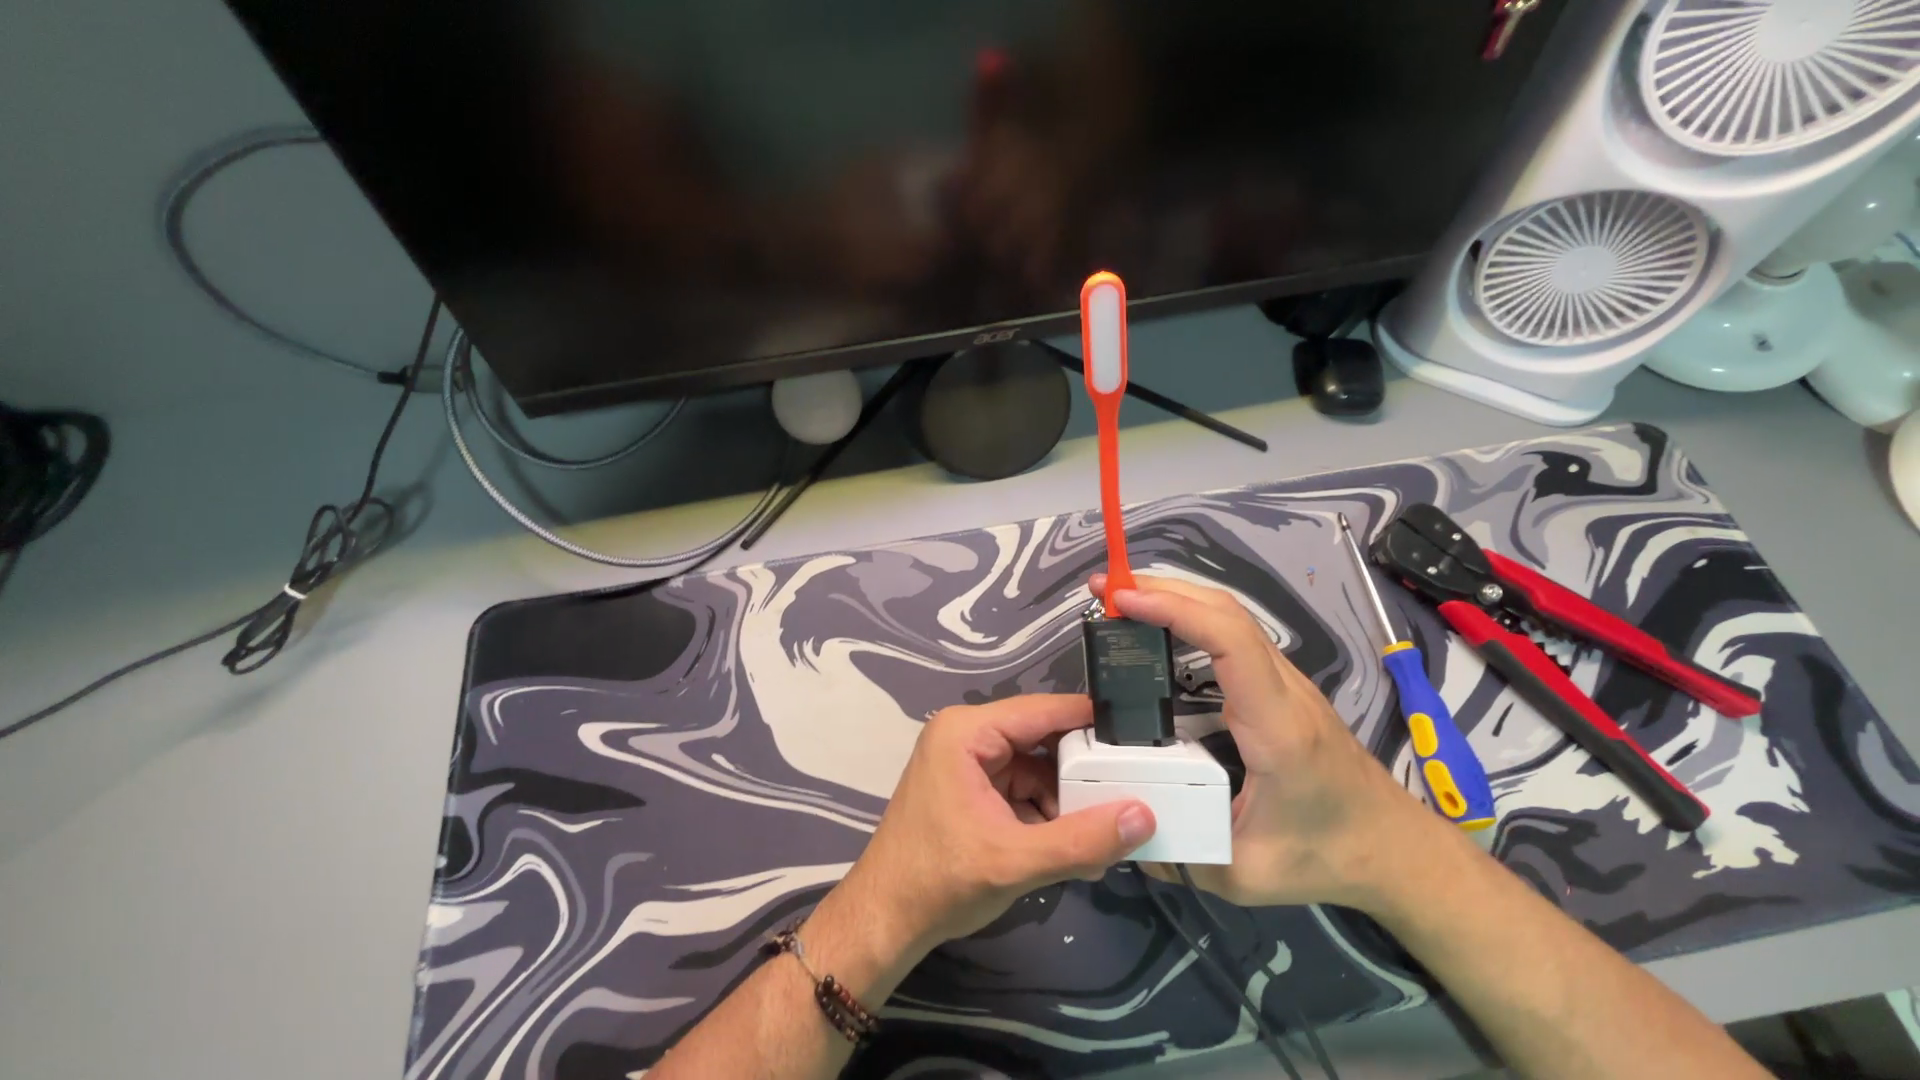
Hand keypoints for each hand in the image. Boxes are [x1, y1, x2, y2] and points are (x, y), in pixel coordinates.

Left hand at [831, 695, 1157, 961]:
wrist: (885, 922)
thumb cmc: (939, 882)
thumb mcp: (1015, 862)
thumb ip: (1081, 840)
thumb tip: (1145, 817)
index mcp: (966, 732)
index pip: (1043, 710)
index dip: (1091, 721)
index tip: (1141, 735)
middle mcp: (967, 736)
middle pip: (1043, 740)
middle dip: (1081, 771)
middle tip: (1132, 792)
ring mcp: (969, 764)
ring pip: (1037, 769)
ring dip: (1066, 801)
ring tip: (1104, 832)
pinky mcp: (973, 792)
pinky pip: (1023, 791)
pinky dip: (1048, 816)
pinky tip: (1072, 847)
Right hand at [1093, 573, 1441, 911]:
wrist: (1397, 850)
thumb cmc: (1327, 858)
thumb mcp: (1245, 874)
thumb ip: (1179, 859)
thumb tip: (1120, 834)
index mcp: (1277, 727)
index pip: (1231, 642)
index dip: (1175, 610)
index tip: (1122, 602)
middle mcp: (1285, 691)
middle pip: (1228, 613)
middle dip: (1163, 589)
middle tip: (1104, 589)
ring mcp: (1288, 685)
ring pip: (1234, 617)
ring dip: (1177, 598)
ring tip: (1121, 600)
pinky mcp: (1283, 690)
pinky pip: (1236, 636)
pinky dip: (1192, 617)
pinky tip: (1161, 626)